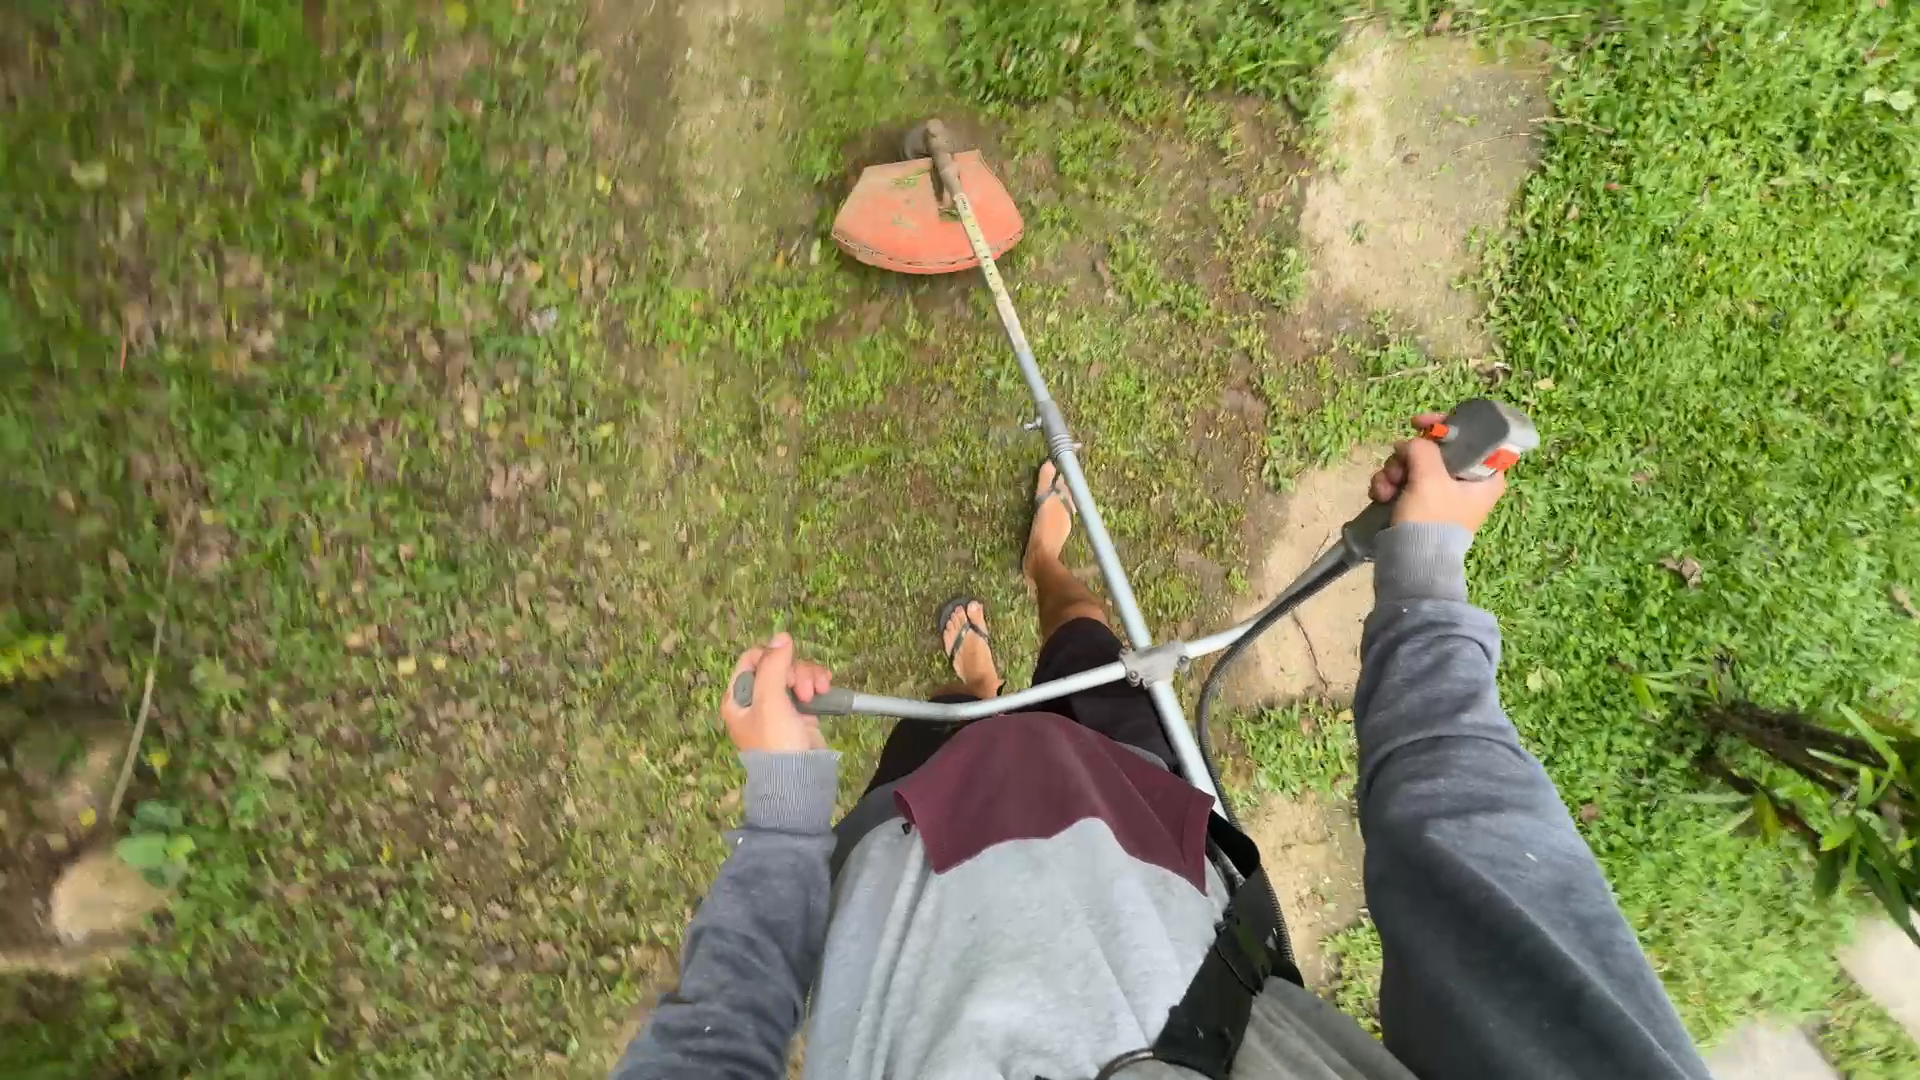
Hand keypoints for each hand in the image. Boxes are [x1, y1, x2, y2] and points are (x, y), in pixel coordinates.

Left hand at [721, 632, 831, 753]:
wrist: (798, 778)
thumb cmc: (776, 740)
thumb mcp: (770, 700)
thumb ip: (774, 665)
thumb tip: (782, 636)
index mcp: (738, 697)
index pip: (751, 659)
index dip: (771, 657)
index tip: (785, 666)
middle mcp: (756, 699)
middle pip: (778, 664)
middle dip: (796, 671)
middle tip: (803, 690)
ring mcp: (779, 705)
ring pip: (795, 673)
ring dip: (809, 676)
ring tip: (819, 691)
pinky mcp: (800, 711)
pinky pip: (808, 685)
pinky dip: (817, 683)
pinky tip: (826, 688)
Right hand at [1368, 412, 1507, 531]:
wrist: (1412, 562)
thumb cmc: (1431, 519)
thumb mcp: (1430, 479)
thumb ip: (1422, 450)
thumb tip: (1410, 443)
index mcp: (1485, 476)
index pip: (1472, 437)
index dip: (1445, 425)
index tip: (1418, 423)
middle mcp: (1465, 483)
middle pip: (1434, 451)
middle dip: (1407, 456)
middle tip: (1397, 469)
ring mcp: (1440, 495)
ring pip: (1412, 466)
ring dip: (1392, 472)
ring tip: (1384, 489)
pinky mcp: (1418, 505)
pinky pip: (1401, 482)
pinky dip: (1387, 486)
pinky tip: (1379, 497)